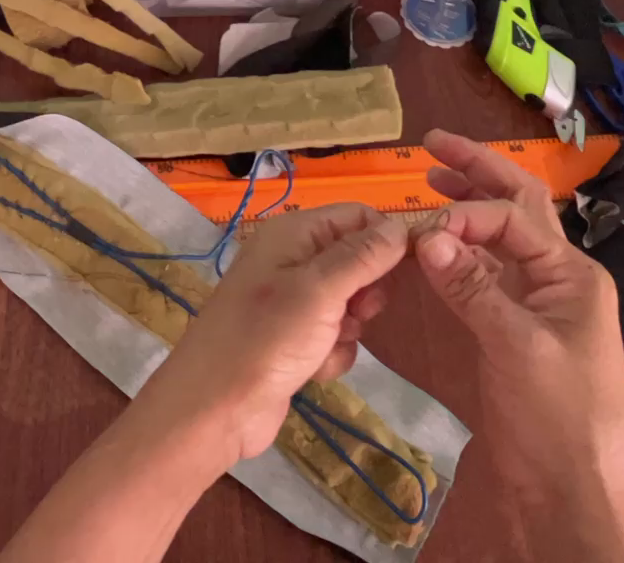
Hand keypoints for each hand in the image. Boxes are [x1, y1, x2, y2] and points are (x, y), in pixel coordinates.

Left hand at [136, 202, 407, 465]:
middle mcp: (292, 260)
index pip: (355, 216)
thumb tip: (398, 228)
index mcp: (293, 234)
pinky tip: (314, 368)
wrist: (215, 406)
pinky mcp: (294, 339)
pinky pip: (334, 335)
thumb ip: (361, 257)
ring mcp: (292, 302)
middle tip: (358, 311)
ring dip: (348, 327)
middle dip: (366, 291)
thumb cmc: (266, 337)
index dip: (384, 238)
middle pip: (356, 260)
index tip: (407, 270)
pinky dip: (332, 352)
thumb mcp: (319, 290)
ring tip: (327, 343)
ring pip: (349, 302)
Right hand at [414, 130, 623, 560]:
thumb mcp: (519, 349)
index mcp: (572, 274)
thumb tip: (424, 234)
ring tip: (430, 180)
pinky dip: (458, 253)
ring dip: (467, 207)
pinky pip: (485, 275)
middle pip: (516, 208)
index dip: (464, 212)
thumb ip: (472, 288)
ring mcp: (535, 304)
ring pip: (500, 239)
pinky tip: (434, 245)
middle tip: (432, 145)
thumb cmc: (562, 420)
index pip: (511, 217)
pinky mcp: (513, 330)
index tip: (419, 229)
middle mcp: (556, 278)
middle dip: (478, 172)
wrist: (577, 498)